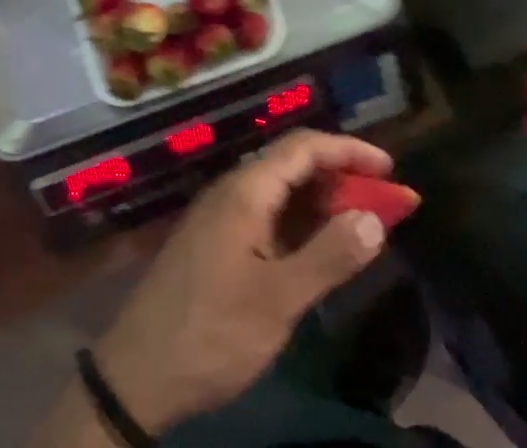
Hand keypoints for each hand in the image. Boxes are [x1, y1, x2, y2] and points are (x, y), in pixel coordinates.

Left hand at [92, 130, 397, 432]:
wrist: (135, 378)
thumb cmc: (210, 334)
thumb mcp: (277, 301)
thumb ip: (329, 256)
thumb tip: (375, 218)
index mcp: (244, 193)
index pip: (303, 147)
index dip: (350, 151)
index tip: (391, 170)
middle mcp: (230, 194)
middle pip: (292, 165)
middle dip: (342, 177)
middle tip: (386, 203)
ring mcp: (220, 220)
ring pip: (280, 193)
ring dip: (323, 202)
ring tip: (364, 224)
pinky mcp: (216, 245)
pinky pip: (267, 217)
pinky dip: (301, 224)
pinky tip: (321, 249)